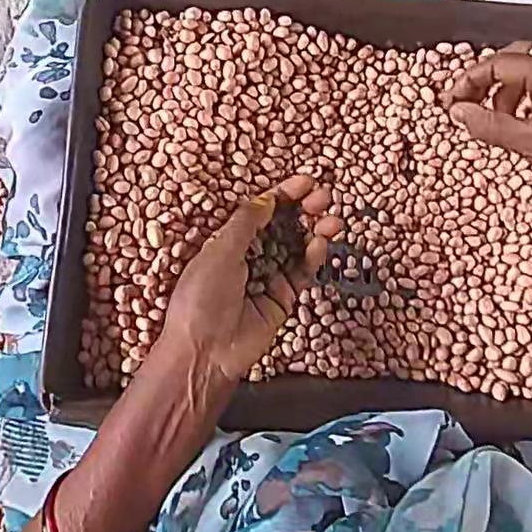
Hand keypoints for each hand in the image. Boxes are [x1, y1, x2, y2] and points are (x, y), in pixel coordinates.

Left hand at [153, 175, 341, 382]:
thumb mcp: (219, 251)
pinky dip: (312, 256)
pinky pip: (301, 271)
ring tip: (331, 218)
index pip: (261, 211)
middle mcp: (249, 256)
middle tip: (322, 197)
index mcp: (228, 241)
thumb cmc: (200, 300)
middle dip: (304, 209)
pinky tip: (320, 242)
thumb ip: (246, 223)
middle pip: (283, 226)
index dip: (283, 195)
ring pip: (297, 246)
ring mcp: (268, 276)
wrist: (206, 350)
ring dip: (315, 229)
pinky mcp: (283, 297)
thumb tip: (266, 199)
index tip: (304, 182)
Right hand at [443, 42, 531, 197]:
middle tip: (471, 104)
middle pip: (518, 58)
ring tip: (499, 118)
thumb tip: (459, 112)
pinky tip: (524, 119)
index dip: (471, 81)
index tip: (455, 100)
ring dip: (510, 89)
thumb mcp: (527, 143)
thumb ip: (487, 123)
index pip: (501, 63)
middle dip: (490, 81)